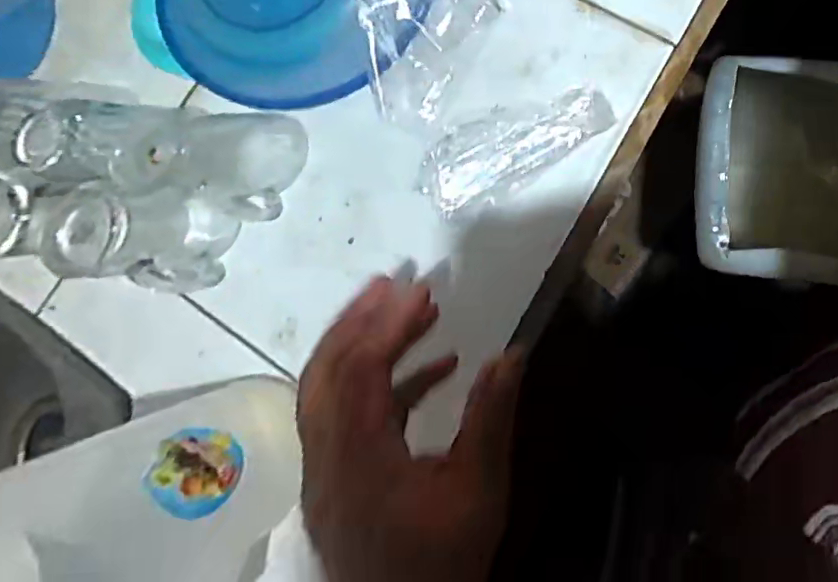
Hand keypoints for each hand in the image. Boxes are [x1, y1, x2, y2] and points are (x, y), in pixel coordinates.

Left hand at [298, 277, 524, 581]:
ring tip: (411, 308)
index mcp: (358, 466)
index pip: (357, 378)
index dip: (386, 327)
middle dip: (358, 321)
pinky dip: (383, 381)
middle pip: (325, 376)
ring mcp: (326, 473)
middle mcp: (327, 464)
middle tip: (397, 282)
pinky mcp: (339, 479)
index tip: (421, 291)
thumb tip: (512, 352)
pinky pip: (348, 414)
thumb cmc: (445, 560)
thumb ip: (491, 417)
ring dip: (363, 343)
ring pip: (327, 392)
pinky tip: (438, 366)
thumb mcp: (480, 490)